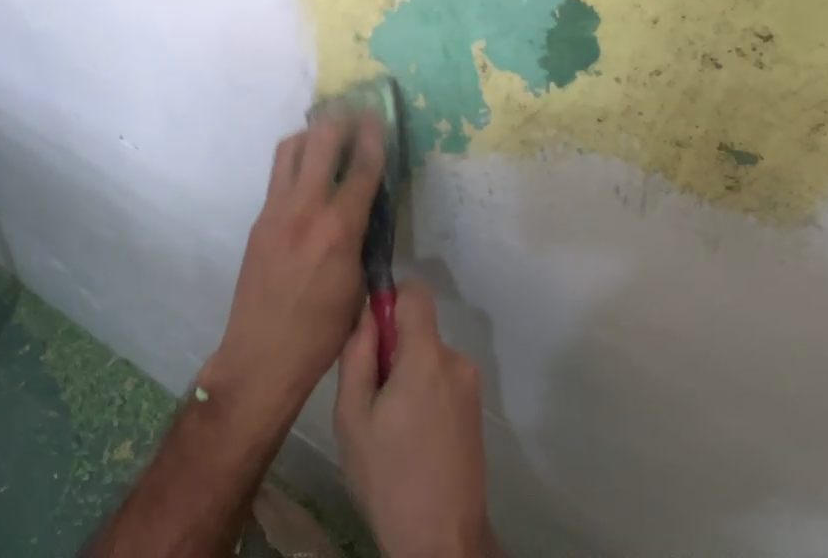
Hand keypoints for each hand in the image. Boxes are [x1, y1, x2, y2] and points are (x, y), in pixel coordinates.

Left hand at [205, 114, 384, 429]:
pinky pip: (278, 176)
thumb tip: (366, 211)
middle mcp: (305, 210)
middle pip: (321, 142)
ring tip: (327, 134)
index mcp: (338, 230)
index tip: (379, 116)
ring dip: (311, 134)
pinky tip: (308, 173)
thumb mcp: (356, 286)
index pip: (361, 168)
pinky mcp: (259, 221)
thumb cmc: (322, 333)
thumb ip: (362, 241)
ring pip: (290, 150)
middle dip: (340, 121)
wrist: (261, 355)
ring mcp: (275, 212)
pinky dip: (296, 162)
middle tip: (353, 113)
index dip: (373, 137)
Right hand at [335, 281, 499, 557]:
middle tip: (369, 397)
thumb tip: (367, 316)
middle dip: (391, 351)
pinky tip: (408, 437)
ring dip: (405, 376)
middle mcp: (456, 361)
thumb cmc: (388, 475)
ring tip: (387, 426)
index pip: (415, 293)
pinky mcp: (475, 410)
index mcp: (426, 356)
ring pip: (427, 359)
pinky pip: (440, 381)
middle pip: (418, 331)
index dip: (389, 298)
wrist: (442, 537)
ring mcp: (470, 386)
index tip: (368, 330)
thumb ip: (357, 356)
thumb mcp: (352, 415)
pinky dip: (421, 394)